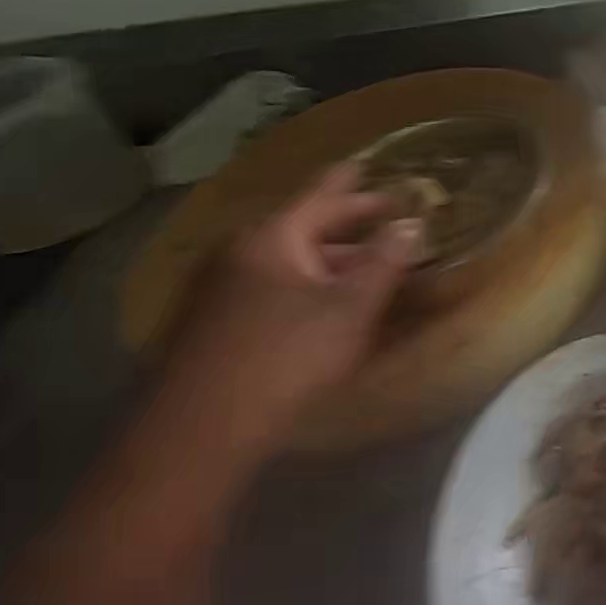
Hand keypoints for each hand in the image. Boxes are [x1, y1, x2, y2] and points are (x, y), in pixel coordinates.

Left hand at [154, 162, 421, 462]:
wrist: (194, 438)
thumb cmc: (282, 360)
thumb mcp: (349, 309)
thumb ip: (384, 262)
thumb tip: (411, 224)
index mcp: (271, 237)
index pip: (321, 193)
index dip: (355, 183)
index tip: (375, 166)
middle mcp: (240, 251)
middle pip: (304, 226)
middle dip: (347, 224)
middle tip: (383, 218)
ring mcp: (219, 288)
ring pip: (288, 260)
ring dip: (328, 259)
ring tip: (363, 264)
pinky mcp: (211, 323)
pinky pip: (270, 286)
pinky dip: (305, 284)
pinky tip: (323, 305)